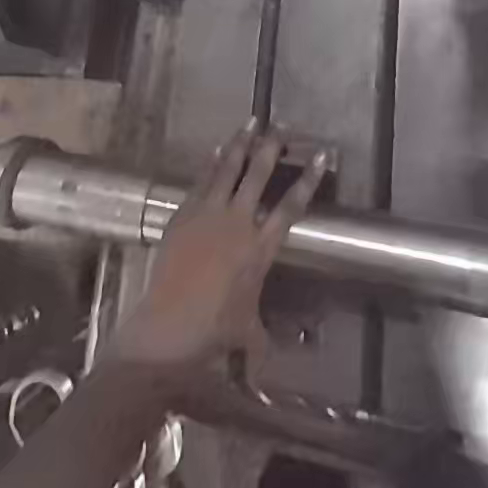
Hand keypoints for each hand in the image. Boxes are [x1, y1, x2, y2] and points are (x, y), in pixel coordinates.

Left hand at [111, 120, 326, 378]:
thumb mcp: (247, 331)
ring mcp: (207, 215)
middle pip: (258, 176)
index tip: (320, 156)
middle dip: (272, 149)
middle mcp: (238, 223)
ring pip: (228, 170)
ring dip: (240, 145)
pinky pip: (200, 182)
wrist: (167, 327)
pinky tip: (218, 149)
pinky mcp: (183, 216)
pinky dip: (211, 164)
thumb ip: (263, 337)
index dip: (307, 179)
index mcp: (261, 247)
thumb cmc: (214, 331)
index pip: (291, 205)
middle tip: (281, 128)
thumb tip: (271, 365)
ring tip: (250, 123)